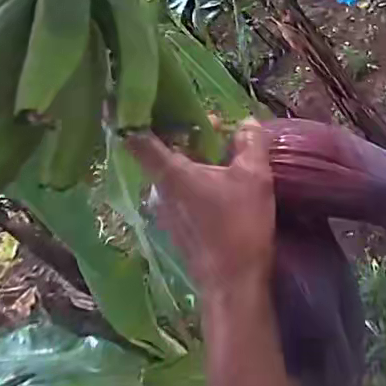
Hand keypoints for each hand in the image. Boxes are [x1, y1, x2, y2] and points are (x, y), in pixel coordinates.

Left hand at [126, 119, 275, 299]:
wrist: (234, 285)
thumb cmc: (239, 224)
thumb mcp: (253, 177)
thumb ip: (249, 143)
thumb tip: (246, 121)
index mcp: (171, 172)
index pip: (138, 139)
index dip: (132, 118)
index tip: (131, 100)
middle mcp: (159, 191)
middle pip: (162, 154)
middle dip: (185, 135)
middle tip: (215, 127)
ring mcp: (165, 214)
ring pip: (174, 176)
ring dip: (194, 161)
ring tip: (224, 155)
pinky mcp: (176, 230)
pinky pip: (181, 195)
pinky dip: (196, 183)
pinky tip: (221, 186)